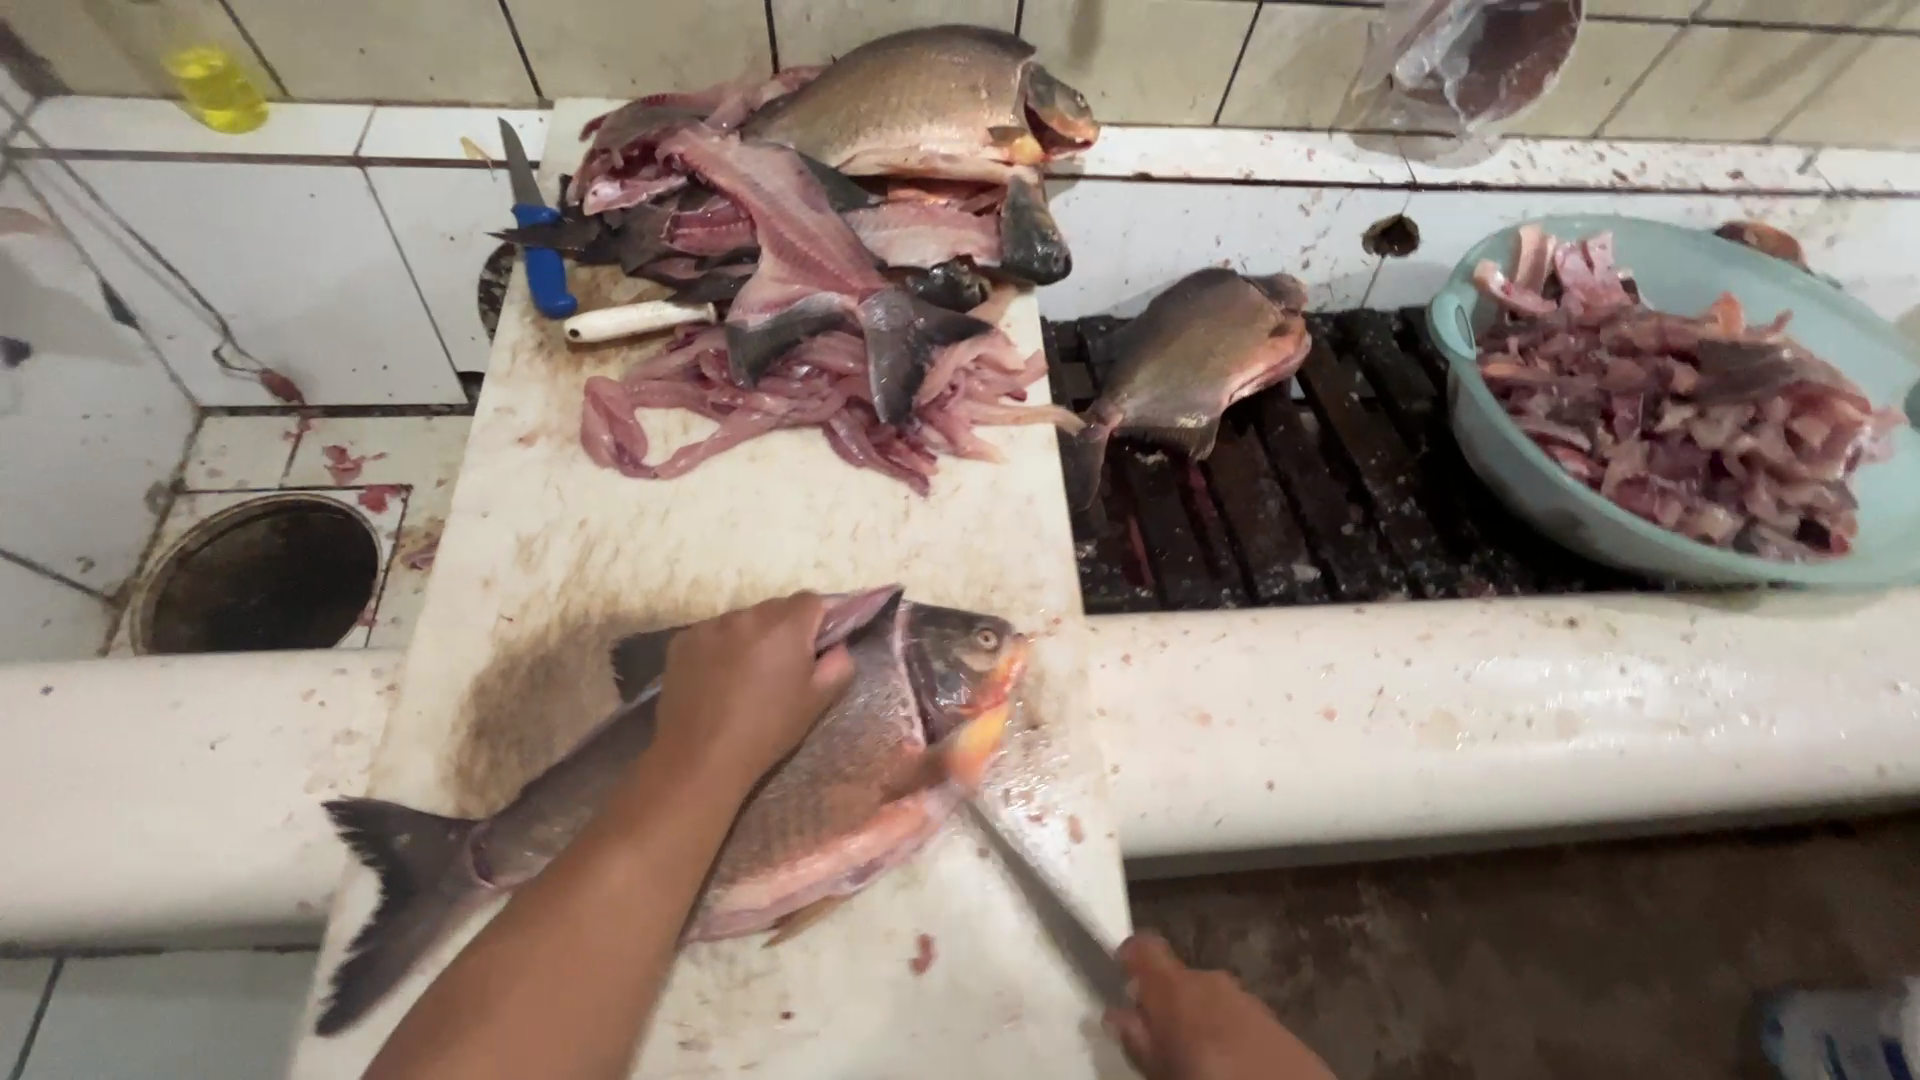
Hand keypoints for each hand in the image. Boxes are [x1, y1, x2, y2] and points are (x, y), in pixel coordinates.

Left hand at [652, 592, 854, 788]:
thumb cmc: (767, 729)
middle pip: (777, 608)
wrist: (700, 757)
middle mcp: (748, 615)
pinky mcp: (683, 640)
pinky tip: (717, 678)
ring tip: (746, 675)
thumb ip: (840, 663)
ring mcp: (711, 625)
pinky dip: (721, 647)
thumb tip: (836, 645)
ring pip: (744, 620)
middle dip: (786, 628)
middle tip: (784, 665)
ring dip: (752, 637)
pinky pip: (713, 633)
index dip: (820, 619)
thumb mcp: (818, 701)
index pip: (812, 600)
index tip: (819, 645)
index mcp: (786, 626)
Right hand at [1106, 933, 1335, 1079]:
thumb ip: (1137, 1040)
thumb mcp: (1160, 1071)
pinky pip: (1236, 1019)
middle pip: (1176, 979)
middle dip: (1165, 1005)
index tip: (1121, 982)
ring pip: (1208, 1001)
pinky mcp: (1275, 1024)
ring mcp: (1246, 1000)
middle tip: (1158, 1044)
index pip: (1143, 946)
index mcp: (1176, 987)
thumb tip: (1117, 1014)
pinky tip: (1230, 1071)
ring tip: (1195, 1064)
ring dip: (1198, 1023)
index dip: (1129, 958)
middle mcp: (1209, 981)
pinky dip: (1227, 1036)